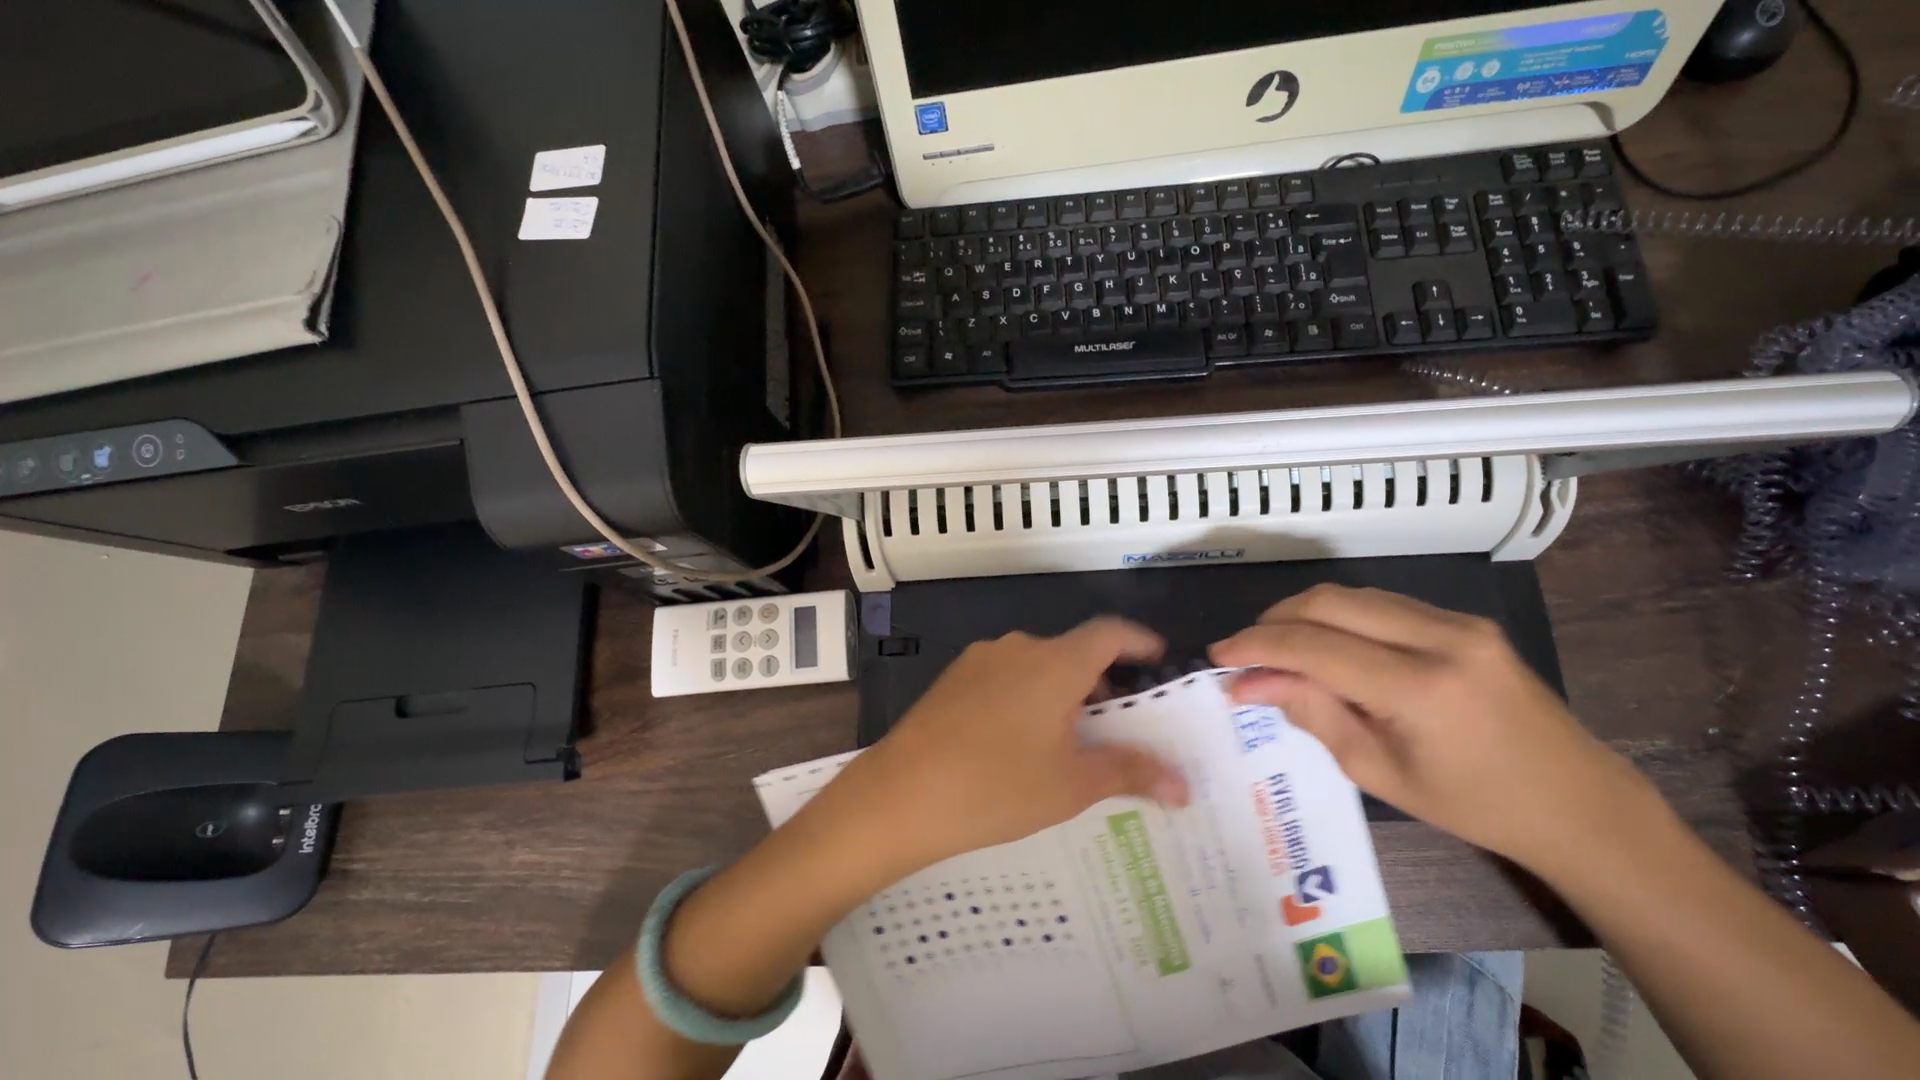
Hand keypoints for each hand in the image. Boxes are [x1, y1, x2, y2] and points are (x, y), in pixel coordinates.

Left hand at [846, 618, 1190, 871]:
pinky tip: (1022, 742)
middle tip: (1120, 722)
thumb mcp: (1071, 785)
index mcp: (1055, 662)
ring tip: (1072, 739)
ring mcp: (979, 662)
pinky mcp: (951, 681)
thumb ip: (1129, 773)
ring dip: (1063, 692)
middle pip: (1073, 652)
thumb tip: (1182, 786)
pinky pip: (1005, 679)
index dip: (1139, 641)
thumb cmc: (997, 787)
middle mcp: (1018, 649)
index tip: (1159, 659)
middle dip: (1102, 681)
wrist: (899, 797)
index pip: (1109, 633)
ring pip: (1037, 666)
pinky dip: (1028, 698)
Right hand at [1209, 585, 1655, 869]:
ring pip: (1355, 595)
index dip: (1257, 646)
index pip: (1315, 646)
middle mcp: (1441, 637)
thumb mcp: (1380, 774)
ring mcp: (1460, 622)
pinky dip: (1341, 617)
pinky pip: (1384, 604)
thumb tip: (1248, 683)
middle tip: (1244, 653)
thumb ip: (1313, 714)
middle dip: (1275, 621)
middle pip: (1330, 602)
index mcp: (1421, 687)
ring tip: (1277, 649)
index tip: (1218, 657)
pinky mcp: (1467, 621)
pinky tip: (1326, 645)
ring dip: (1305, 614)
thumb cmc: (1475, 805)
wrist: (1576, 801)